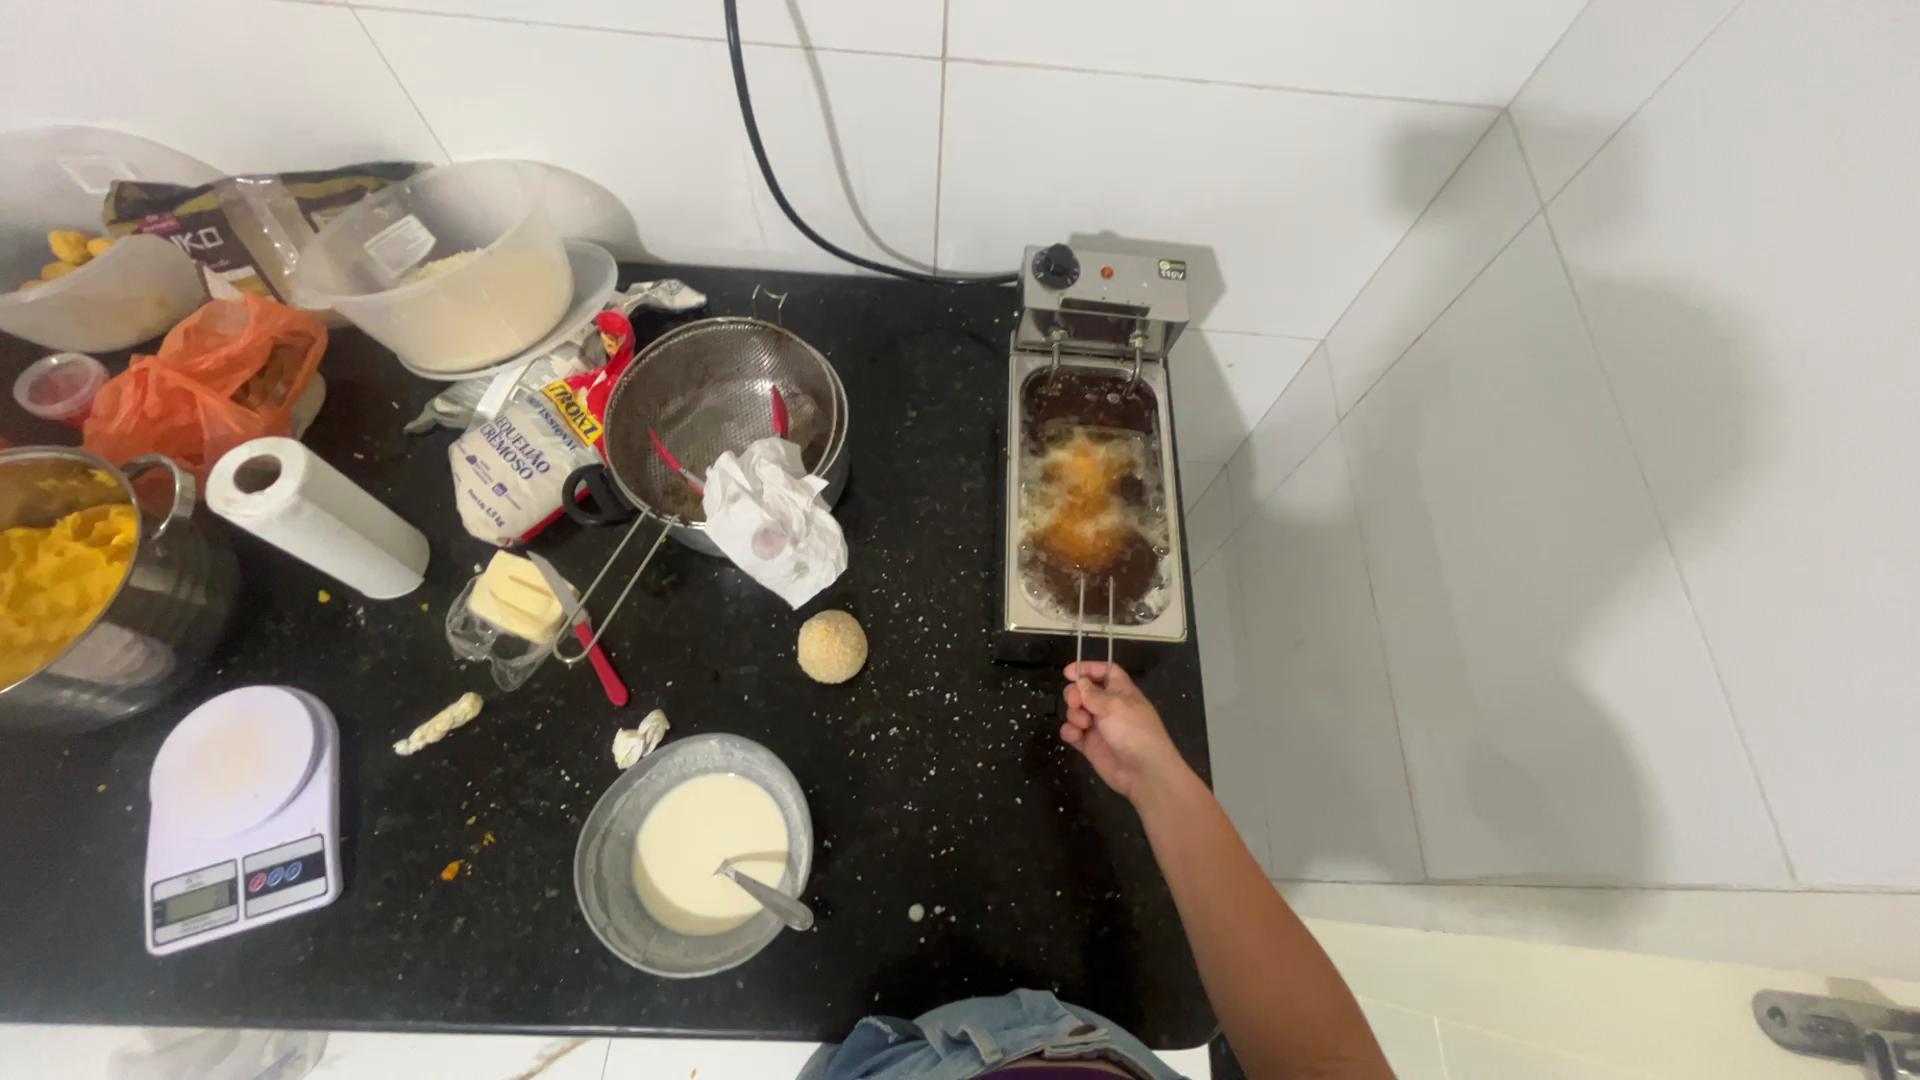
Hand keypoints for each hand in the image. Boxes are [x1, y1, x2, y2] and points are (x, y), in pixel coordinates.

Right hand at [1060, 662, 1188, 801]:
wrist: (1144, 772)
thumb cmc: (1134, 731)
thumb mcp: (1114, 705)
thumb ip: (1092, 693)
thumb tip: (1080, 682)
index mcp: (1121, 692)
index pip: (1105, 672)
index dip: (1089, 669)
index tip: (1069, 672)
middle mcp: (1109, 707)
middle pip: (1084, 691)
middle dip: (1075, 693)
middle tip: (1074, 702)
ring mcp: (1099, 726)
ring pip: (1076, 711)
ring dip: (1074, 714)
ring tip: (1083, 724)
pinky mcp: (1090, 745)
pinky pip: (1073, 732)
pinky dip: (1071, 732)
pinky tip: (1076, 736)